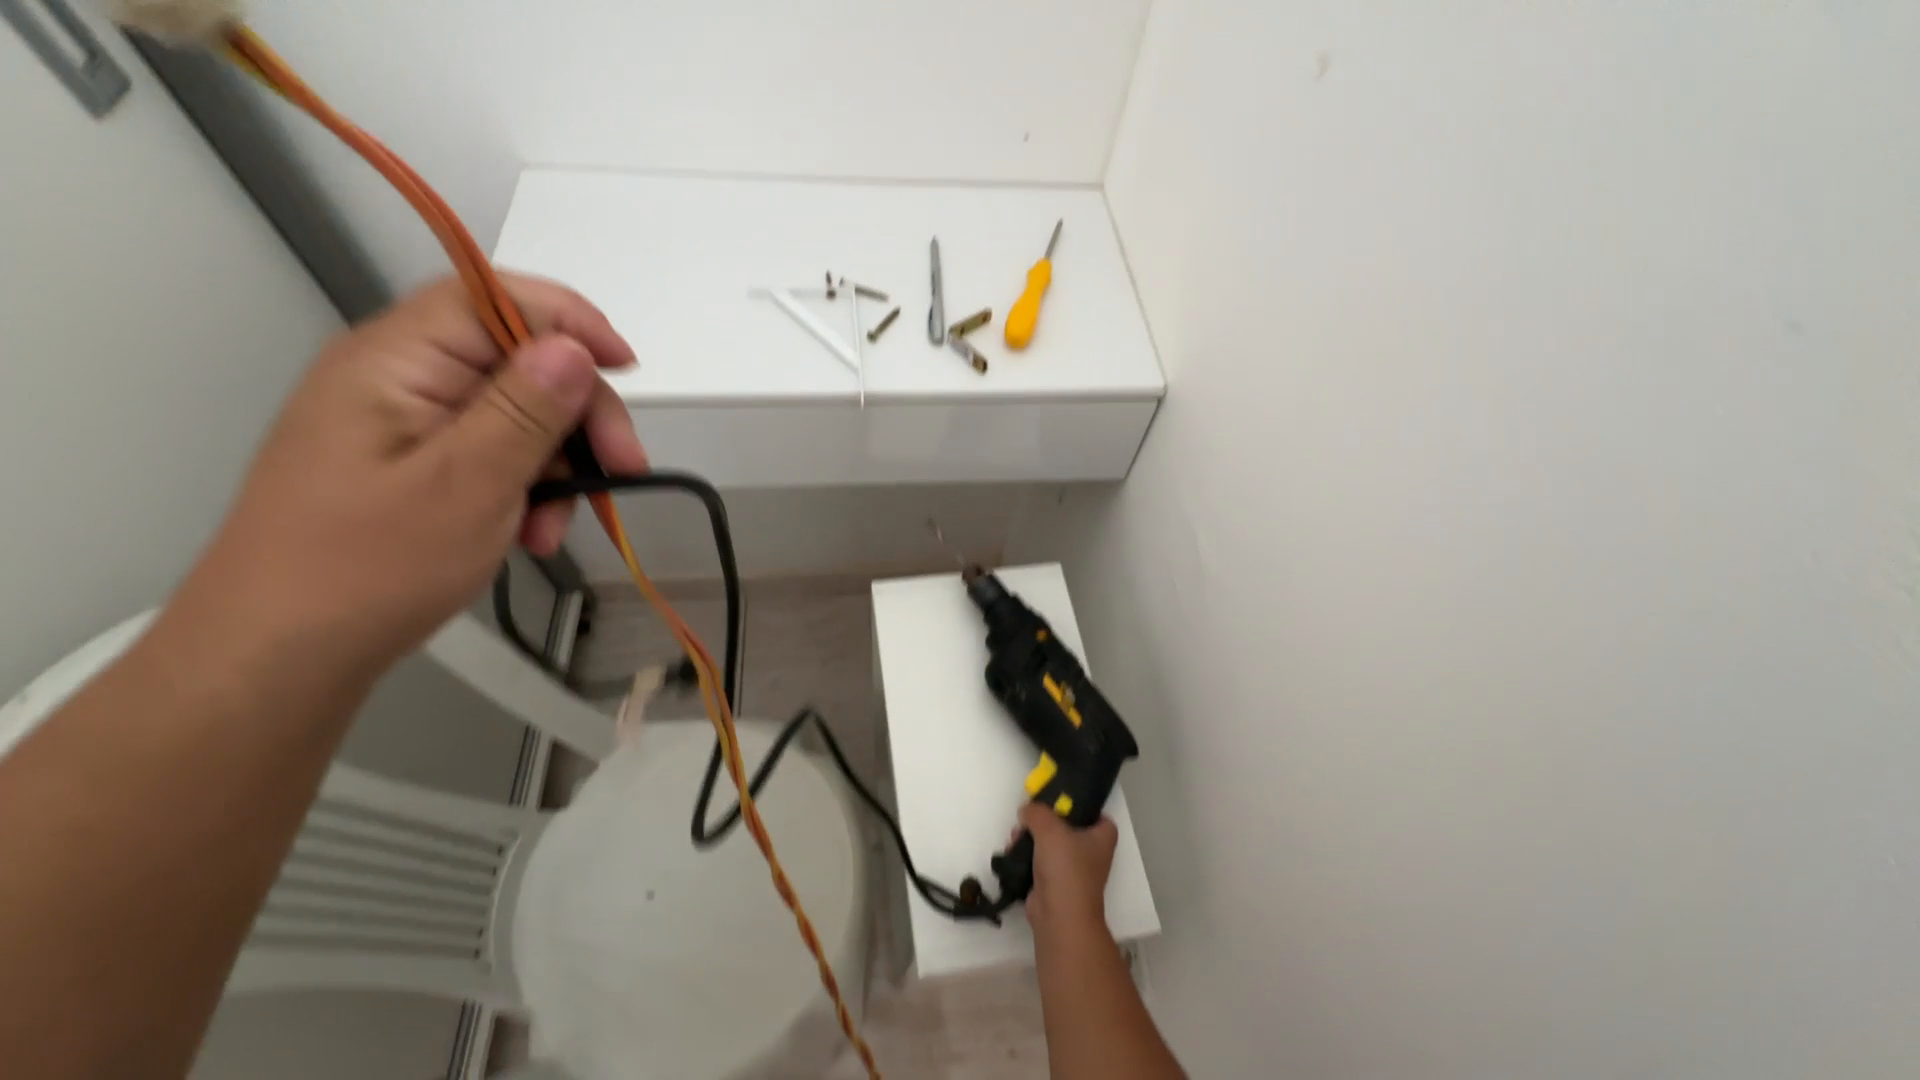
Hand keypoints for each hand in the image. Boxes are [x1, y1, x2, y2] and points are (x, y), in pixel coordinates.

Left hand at [173, 275, 646, 675]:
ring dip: (555, 464)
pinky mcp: (412, 466)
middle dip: (578, 413)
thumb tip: (573, 347)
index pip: (493, 297)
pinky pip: (490, 454)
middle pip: (516, 361)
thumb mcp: (468, 485)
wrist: (279, 654)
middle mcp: (399, 377)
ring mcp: (404, 424)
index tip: (627, 369)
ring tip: (556, 528)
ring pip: (514, 414)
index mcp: (396, 360)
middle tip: (624, 470)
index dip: (569, 320)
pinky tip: (530, 534)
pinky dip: (525, 489)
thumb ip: (526, 410)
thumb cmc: (370, 567)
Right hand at [1017, 803, 1118, 933]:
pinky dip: (1027, 857)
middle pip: (1067, 827)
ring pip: (1050, 844)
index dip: (1081, 805)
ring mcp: (1073, 870)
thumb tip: (1026, 810)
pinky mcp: (1055, 883)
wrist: (1059, 915)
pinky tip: (1013, 853)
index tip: (1059, 800)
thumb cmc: (1066, 867)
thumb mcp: (1050, 828)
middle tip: (1028, 818)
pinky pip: (1040, 862)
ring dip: (1031, 838)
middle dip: (1044, 822)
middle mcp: (1092, 853)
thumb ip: (1037, 812)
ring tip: (1016, 837)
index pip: (1097, 814)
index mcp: (1102, 837)